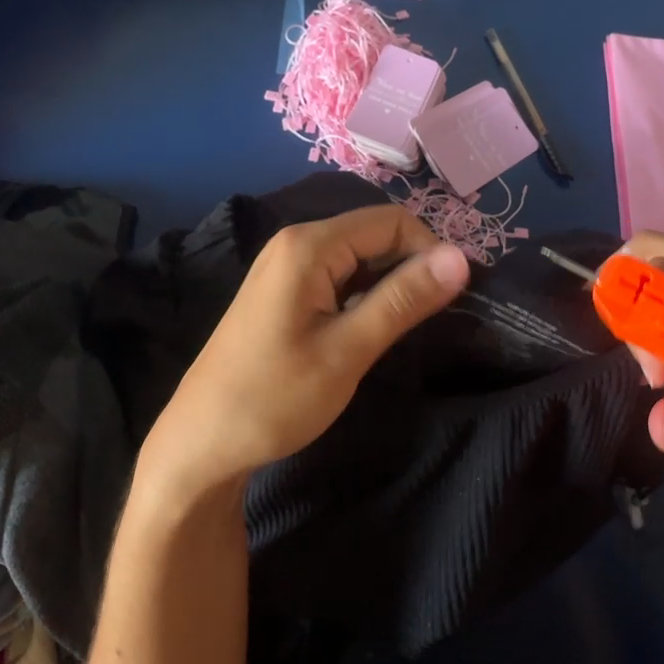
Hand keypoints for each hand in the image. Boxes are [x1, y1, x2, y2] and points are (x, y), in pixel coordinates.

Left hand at [138, 206, 470, 498]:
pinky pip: (338, 276)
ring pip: (358, 257)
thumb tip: (461, 258)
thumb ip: (403, 300)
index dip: (430, 251)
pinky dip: (365, 295)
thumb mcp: (347, 351)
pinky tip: (372, 330)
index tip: (455, 298)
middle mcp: (295, 242)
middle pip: (374, 234)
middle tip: (436, 318)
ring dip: (390, 283)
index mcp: (309, 245)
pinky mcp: (283, 292)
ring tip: (408, 328)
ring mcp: (285, 267)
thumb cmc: (274, 398)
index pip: (391, 221)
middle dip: (412, 266)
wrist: (201, 443)